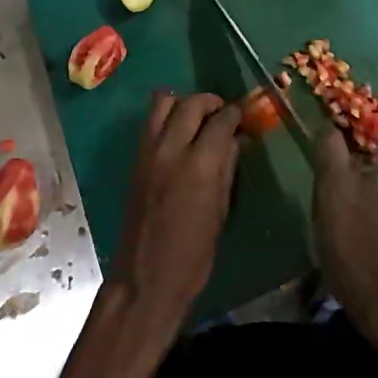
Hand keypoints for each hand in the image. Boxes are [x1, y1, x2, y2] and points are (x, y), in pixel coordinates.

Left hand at [56, 92, 240, 377]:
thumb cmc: (193, 254)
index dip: (234, 114)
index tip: (242, 115)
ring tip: (198, 118)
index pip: (219, 121)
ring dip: (183, 102)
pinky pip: (150, 121)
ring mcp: (147, 151)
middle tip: (222, 113)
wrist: (146, 276)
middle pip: (189, 103)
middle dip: (209, 102)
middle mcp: (170, 149)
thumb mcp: (221, 212)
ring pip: (162, 102)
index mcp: (198, 165)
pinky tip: (179, 133)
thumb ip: (227, 169)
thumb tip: (236, 140)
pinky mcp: (135, 158)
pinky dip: (166, 116)